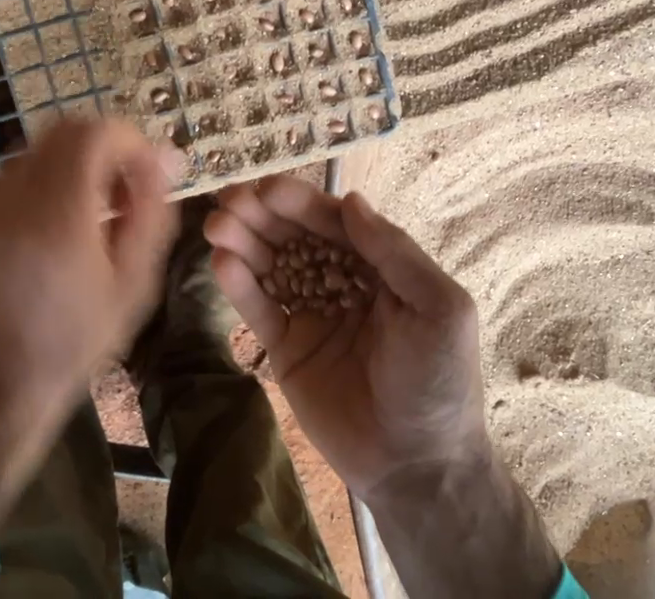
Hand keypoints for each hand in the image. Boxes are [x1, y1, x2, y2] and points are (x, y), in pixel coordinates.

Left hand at [0, 118, 179, 538]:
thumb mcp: (132, 283)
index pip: (95, 133)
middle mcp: (14, 195)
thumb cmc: (75, 337)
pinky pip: (12, 177)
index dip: (128, 141)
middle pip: (64, 131)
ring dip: (70, 165)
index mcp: (59, 212)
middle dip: (101, 149)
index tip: (146, 171)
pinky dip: (40, 185)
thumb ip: (151, 212)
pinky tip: (51, 230)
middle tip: (122, 190)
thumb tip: (165, 157)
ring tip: (89, 214)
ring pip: (37, 151)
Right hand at [206, 177, 561, 597]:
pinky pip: (259, 309)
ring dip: (243, 241)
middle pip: (294, 238)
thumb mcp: (439, 309)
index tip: (266, 187)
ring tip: (216, 224)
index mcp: (379, 269)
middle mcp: (340, 282)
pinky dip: (239, 285)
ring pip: (270, 266)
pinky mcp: (284, 348)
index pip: (334, 224)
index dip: (301, 203)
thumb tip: (351, 199)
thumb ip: (395, 252)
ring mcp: (309, 313)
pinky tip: (221, 262)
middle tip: (227, 198)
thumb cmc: (437, 382)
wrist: (417, 467)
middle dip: (261, 215)